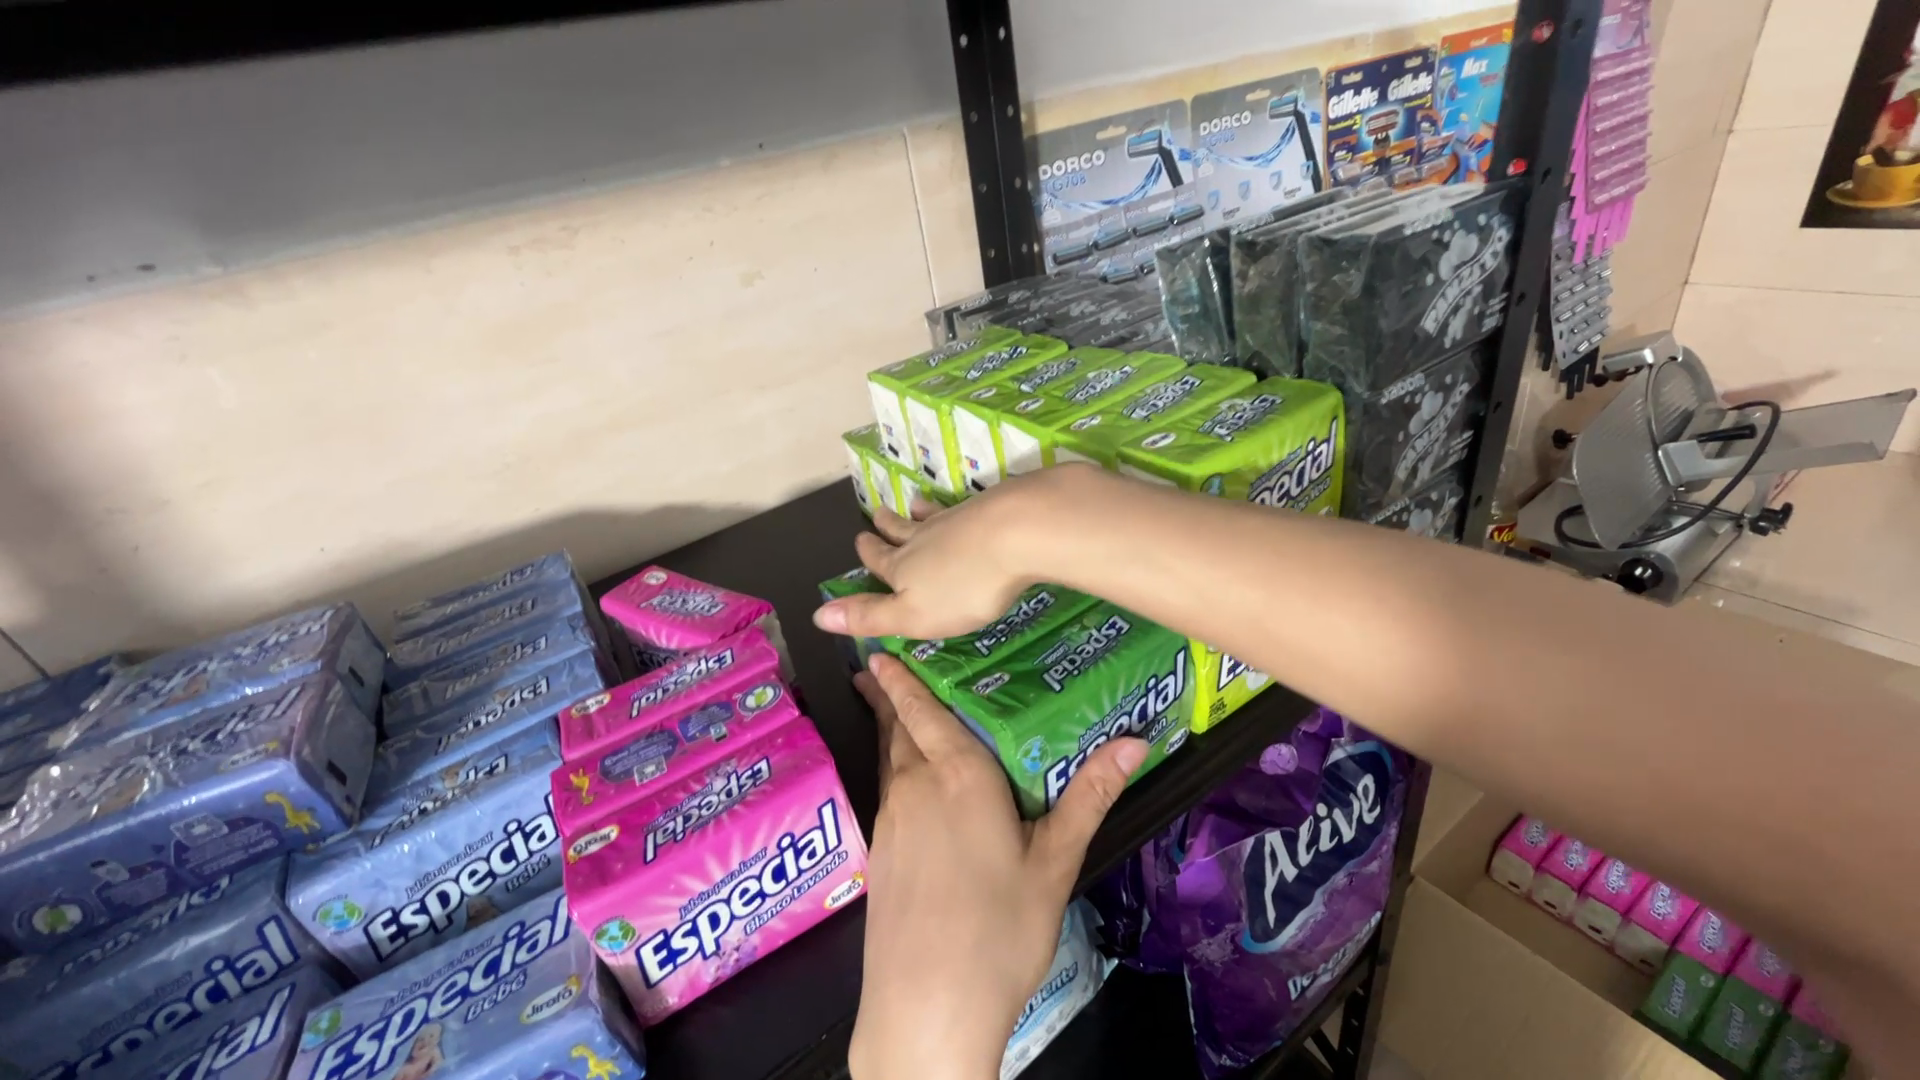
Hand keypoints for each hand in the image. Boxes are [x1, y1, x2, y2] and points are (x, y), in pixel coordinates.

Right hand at [814, 466, 1108, 641]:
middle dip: (887, 527)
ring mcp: (958, 520)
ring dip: (918, 513)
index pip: (879, 560)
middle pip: (901, 531)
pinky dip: (957, 509)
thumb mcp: (913, 614)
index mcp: (904, 567)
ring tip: (913, 504)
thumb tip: (817, 614)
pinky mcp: (990, 509)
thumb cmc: (964, 586)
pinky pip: (965, 509)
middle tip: (877, 515)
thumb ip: (869, 615)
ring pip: (931, 517)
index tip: (859, 540)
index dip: (869, 553)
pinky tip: (966, 508)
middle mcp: (925, 538)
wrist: (1016, 533)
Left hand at [848, 655, 1146, 1079]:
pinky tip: (908, 787)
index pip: (924, 712)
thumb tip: (1135, 740)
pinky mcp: (879, 856)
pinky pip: (886, 793)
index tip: (883, 650)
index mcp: (958, 776)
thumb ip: (1088, 797)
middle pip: (898, 729)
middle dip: (890, 697)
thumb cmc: (1000, 930)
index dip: (903, 679)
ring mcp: (890, 823)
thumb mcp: (1055, 863)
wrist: (927, 1008)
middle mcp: (915, 788)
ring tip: (887, 709)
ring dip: (887, 731)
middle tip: (883, 667)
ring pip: (888, 761)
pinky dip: (891, 770)